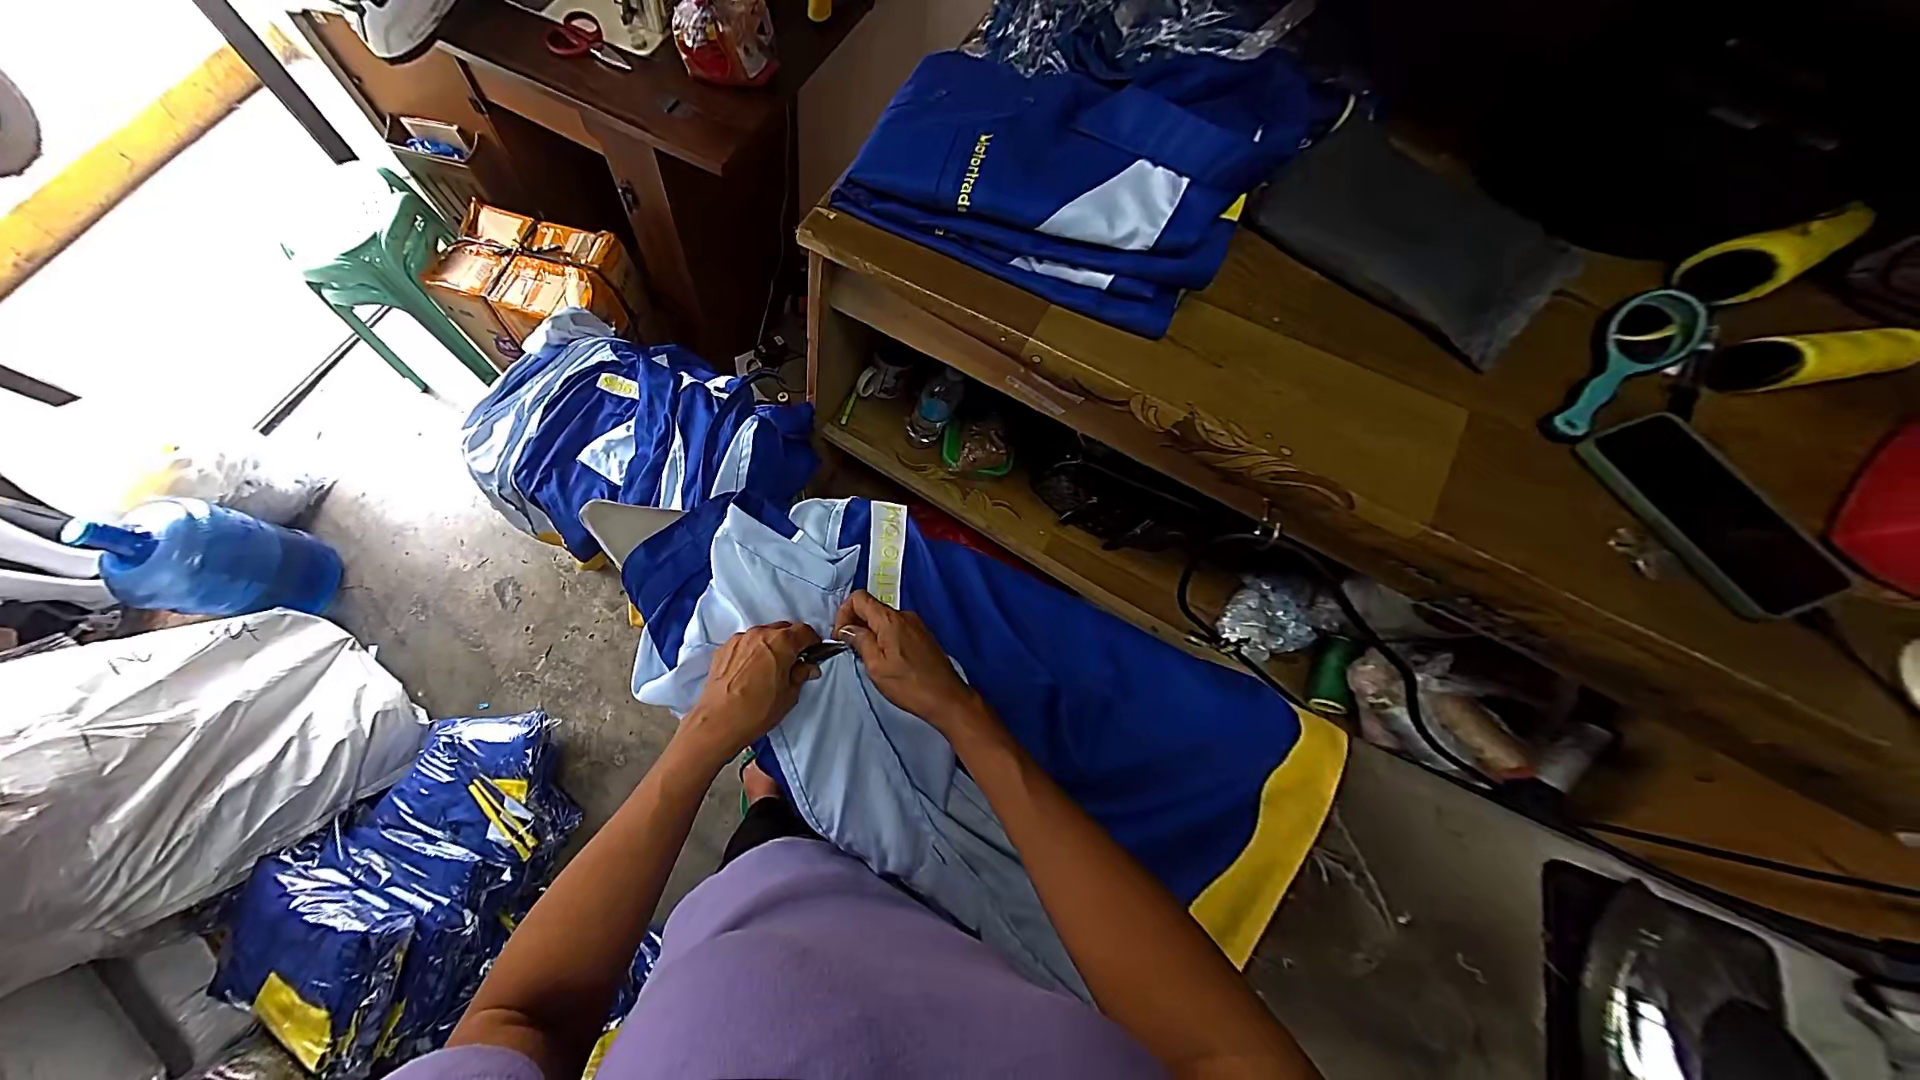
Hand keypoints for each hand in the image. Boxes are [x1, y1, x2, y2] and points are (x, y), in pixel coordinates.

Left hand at [679, 621, 822, 766]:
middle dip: (792, 642)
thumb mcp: (789, 695)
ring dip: (771, 645)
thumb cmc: (755, 711)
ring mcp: (740, 640)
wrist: (718, 722)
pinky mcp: (724, 649)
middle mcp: (760, 634)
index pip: (805, 631)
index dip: (813, 642)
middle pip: (784, 629)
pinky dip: (753, 651)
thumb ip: (801, 675)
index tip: (813, 652)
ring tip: (771, 667)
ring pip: (763, 634)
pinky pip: (745, 643)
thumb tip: (807, 668)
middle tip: (794, 662)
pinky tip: (752, 670)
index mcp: (781, 642)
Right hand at [833, 590, 986, 732]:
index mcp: (890, 620)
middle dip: (856, 625)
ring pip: (884, 619)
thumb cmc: (911, 685)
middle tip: (851, 649)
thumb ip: (860, 641)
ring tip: (869, 658)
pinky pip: (897, 628)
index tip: (841, 635)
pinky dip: (886, 638)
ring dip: (871, 633)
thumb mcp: (876, 666)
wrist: (946, 697)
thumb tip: (848, 629)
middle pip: (871, 608)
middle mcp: (904, 616)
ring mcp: (916, 625)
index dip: (844, 614)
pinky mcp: (923, 635)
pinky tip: (887, 659)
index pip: (859, 598)